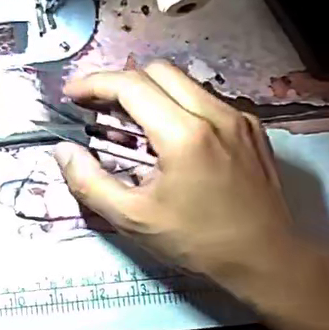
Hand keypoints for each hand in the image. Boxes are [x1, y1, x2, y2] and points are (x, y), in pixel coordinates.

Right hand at [53, 61, 328, 312]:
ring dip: (152, 94)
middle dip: (122, 82)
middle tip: (100, 108)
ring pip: (185, 83)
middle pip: (158, 71)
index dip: (95, 84)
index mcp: (185, 134)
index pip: (131, 85)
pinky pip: (208, 101)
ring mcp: (239, 118)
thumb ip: (90, 182)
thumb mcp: (134, 219)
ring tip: (132, 126)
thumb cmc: (198, 242)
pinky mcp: (252, 128)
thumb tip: (63, 151)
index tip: (73, 95)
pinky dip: (181, 108)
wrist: (265, 258)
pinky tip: (172, 139)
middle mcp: (215, 114)